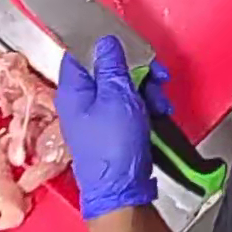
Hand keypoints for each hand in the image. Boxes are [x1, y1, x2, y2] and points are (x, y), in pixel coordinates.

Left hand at [59, 36, 157, 220]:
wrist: (122, 189)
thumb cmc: (114, 144)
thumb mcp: (116, 96)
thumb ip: (111, 65)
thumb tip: (105, 42)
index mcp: (73, 89)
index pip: (80, 53)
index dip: (104, 45)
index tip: (127, 45)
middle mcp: (82, 100)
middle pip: (109, 69)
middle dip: (137, 71)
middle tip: (155, 76)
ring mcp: (98, 115)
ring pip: (124, 86)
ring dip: (146, 89)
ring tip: (159, 102)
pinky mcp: (114, 127)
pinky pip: (130, 105)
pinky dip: (146, 105)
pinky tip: (158, 113)